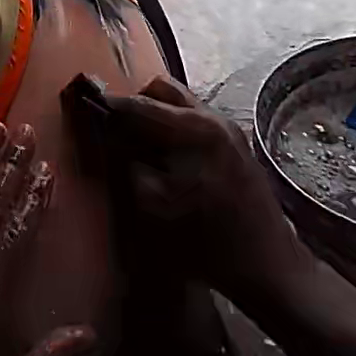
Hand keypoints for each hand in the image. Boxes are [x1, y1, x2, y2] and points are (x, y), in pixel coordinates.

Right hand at [67, 76, 309, 291]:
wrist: (268, 266)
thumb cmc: (206, 239)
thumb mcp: (153, 203)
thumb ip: (127, 161)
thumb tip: (110, 135)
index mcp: (192, 129)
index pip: (138, 104)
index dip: (109, 106)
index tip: (87, 105)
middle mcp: (212, 118)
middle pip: (162, 89)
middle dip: (136, 104)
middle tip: (119, 129)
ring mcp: (228, 128)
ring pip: (180, 101)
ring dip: (157, 114)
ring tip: (143, 146)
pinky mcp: (236, 143)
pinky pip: (195, 118)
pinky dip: (175, 127)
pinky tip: (169, 159)